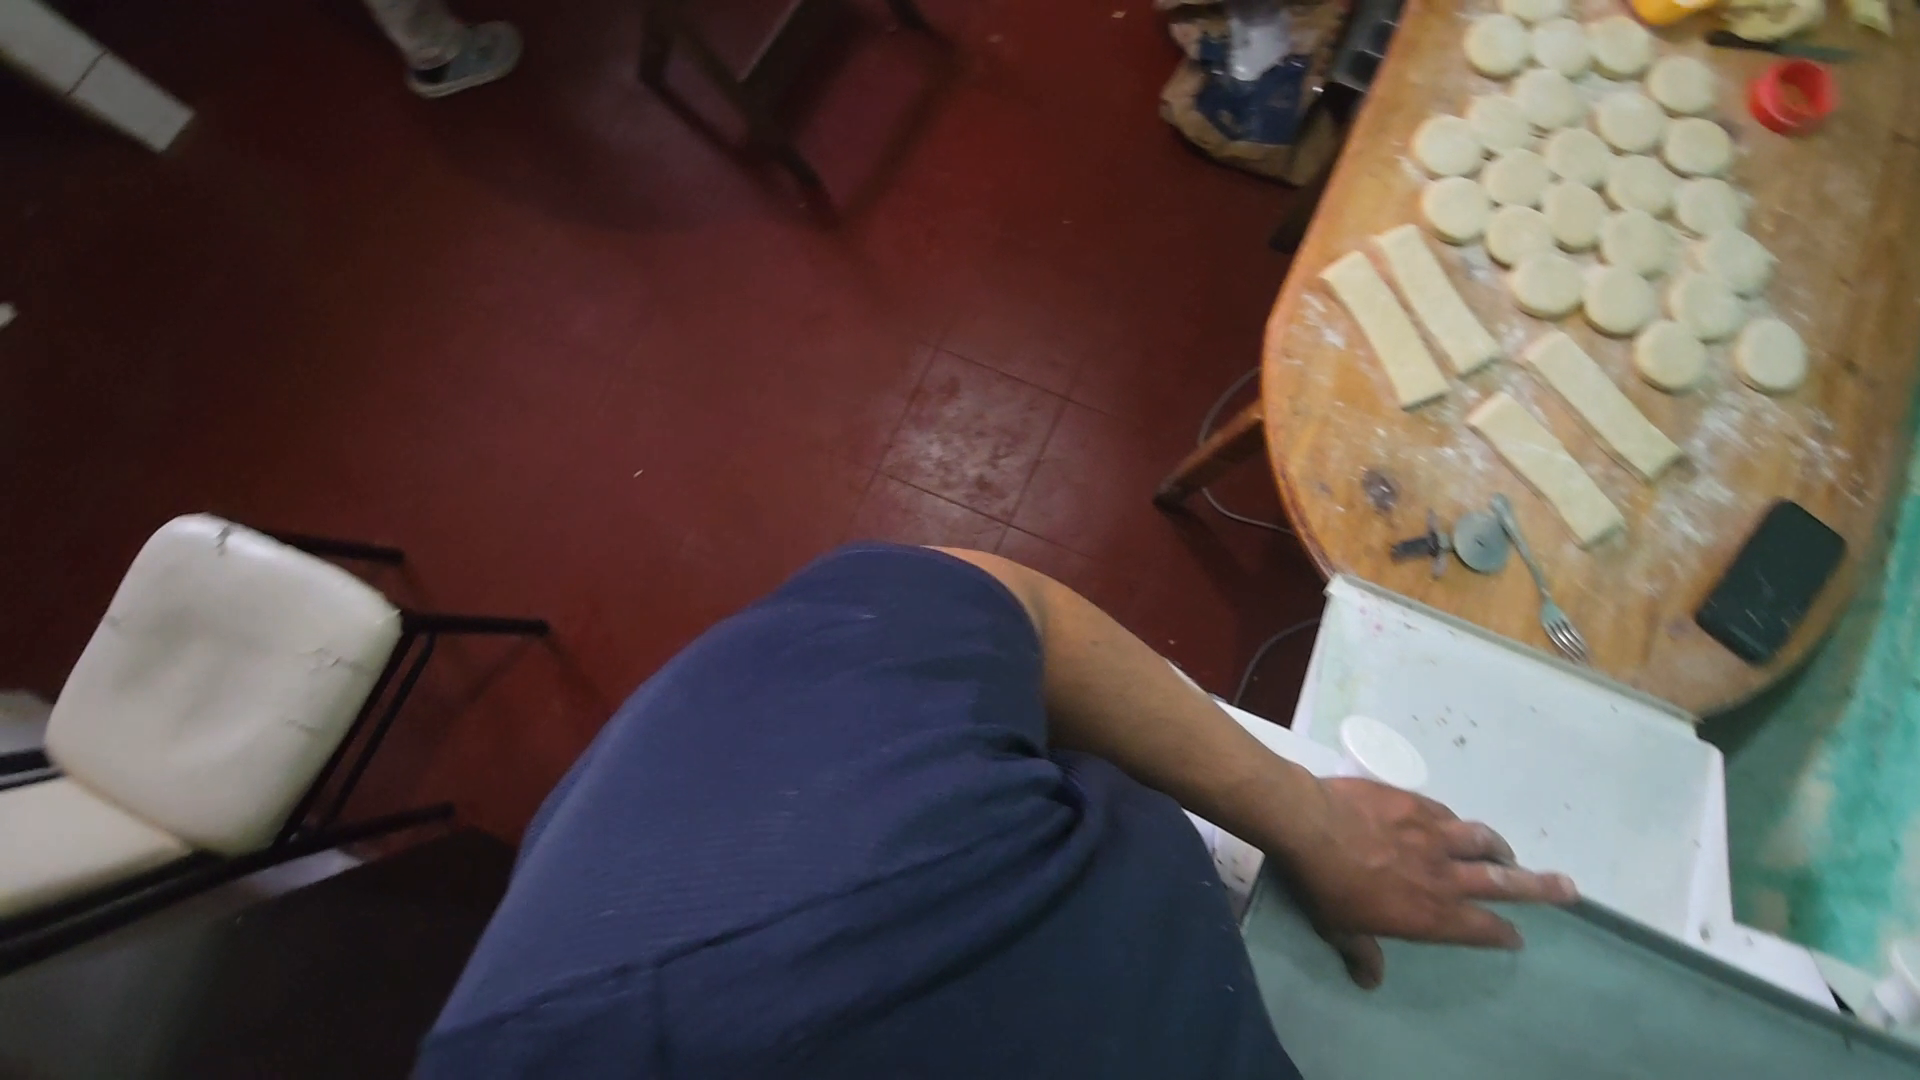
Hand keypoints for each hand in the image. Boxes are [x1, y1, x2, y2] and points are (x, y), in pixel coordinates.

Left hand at [1273, 777, 1577, 989]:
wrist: (1307, 823)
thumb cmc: (1322, 882)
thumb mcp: (1337, 928)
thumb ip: (1360, 952)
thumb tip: (1369, 980)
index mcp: (1431, 913)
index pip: (1480, 927)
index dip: (1500, 933)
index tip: (1517, 935)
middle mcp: (1443, 874)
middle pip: (1503, 881)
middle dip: (1538, 886)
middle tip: (1569, 887)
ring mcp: (1430, 833)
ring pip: (1481, 839)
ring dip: (1499, 847)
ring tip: (1509, 851)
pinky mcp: (1412, 801)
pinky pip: (1446, 812)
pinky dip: (1457, 821)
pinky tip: (1456, 822)